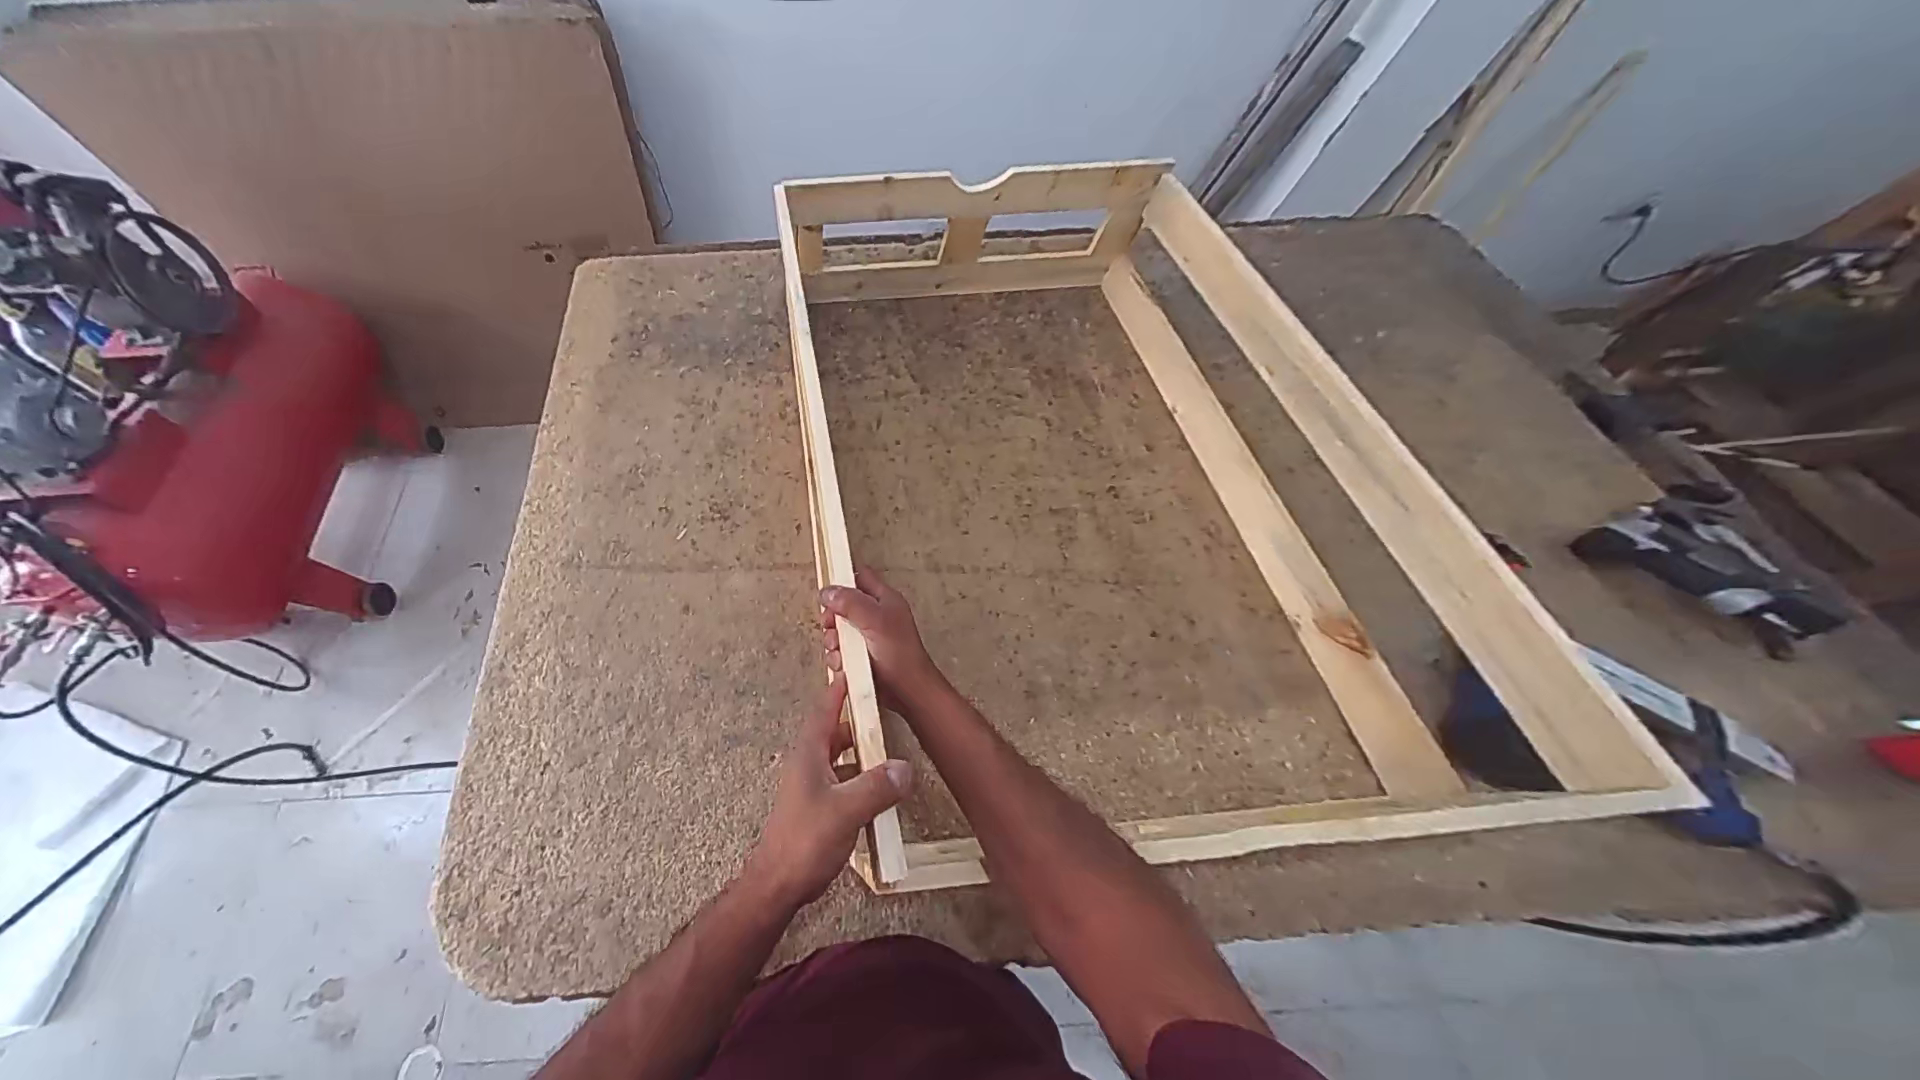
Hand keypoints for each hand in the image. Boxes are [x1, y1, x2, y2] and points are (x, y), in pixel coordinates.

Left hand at [744, 674, 912, 907]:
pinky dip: (862, 780)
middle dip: (858, 722)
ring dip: (862, 754)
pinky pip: (844, 783)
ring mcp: (812, 789)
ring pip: (841, 760)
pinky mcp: (818, 810)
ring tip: (889, 753)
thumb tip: (906, 768)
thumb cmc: (804, 842)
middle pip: (835, 733)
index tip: (853, 671)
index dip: (838, 691)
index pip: (824, 712)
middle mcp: (809, 767)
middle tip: (884, 714)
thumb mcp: (846, 811)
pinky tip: (880, 792)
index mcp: (809, 756)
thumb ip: (877, 787)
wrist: (777, 886)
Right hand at [818, 566, 942, 703]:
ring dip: (833, 640)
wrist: (908, 691)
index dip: (843, 581)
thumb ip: (851, 603)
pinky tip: (843, 664)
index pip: (861, 578)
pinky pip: (841, 651)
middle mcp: (876, 615)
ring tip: (839, 649)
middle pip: (844, 605)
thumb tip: (827, 591)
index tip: (827, 594)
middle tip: (830, 625)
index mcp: (885, 599)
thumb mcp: (875, 620)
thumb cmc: (899, 653)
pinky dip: (838, 657)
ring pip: (839, 630)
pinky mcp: (862, 656)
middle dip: (833, 616)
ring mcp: (868, 636)